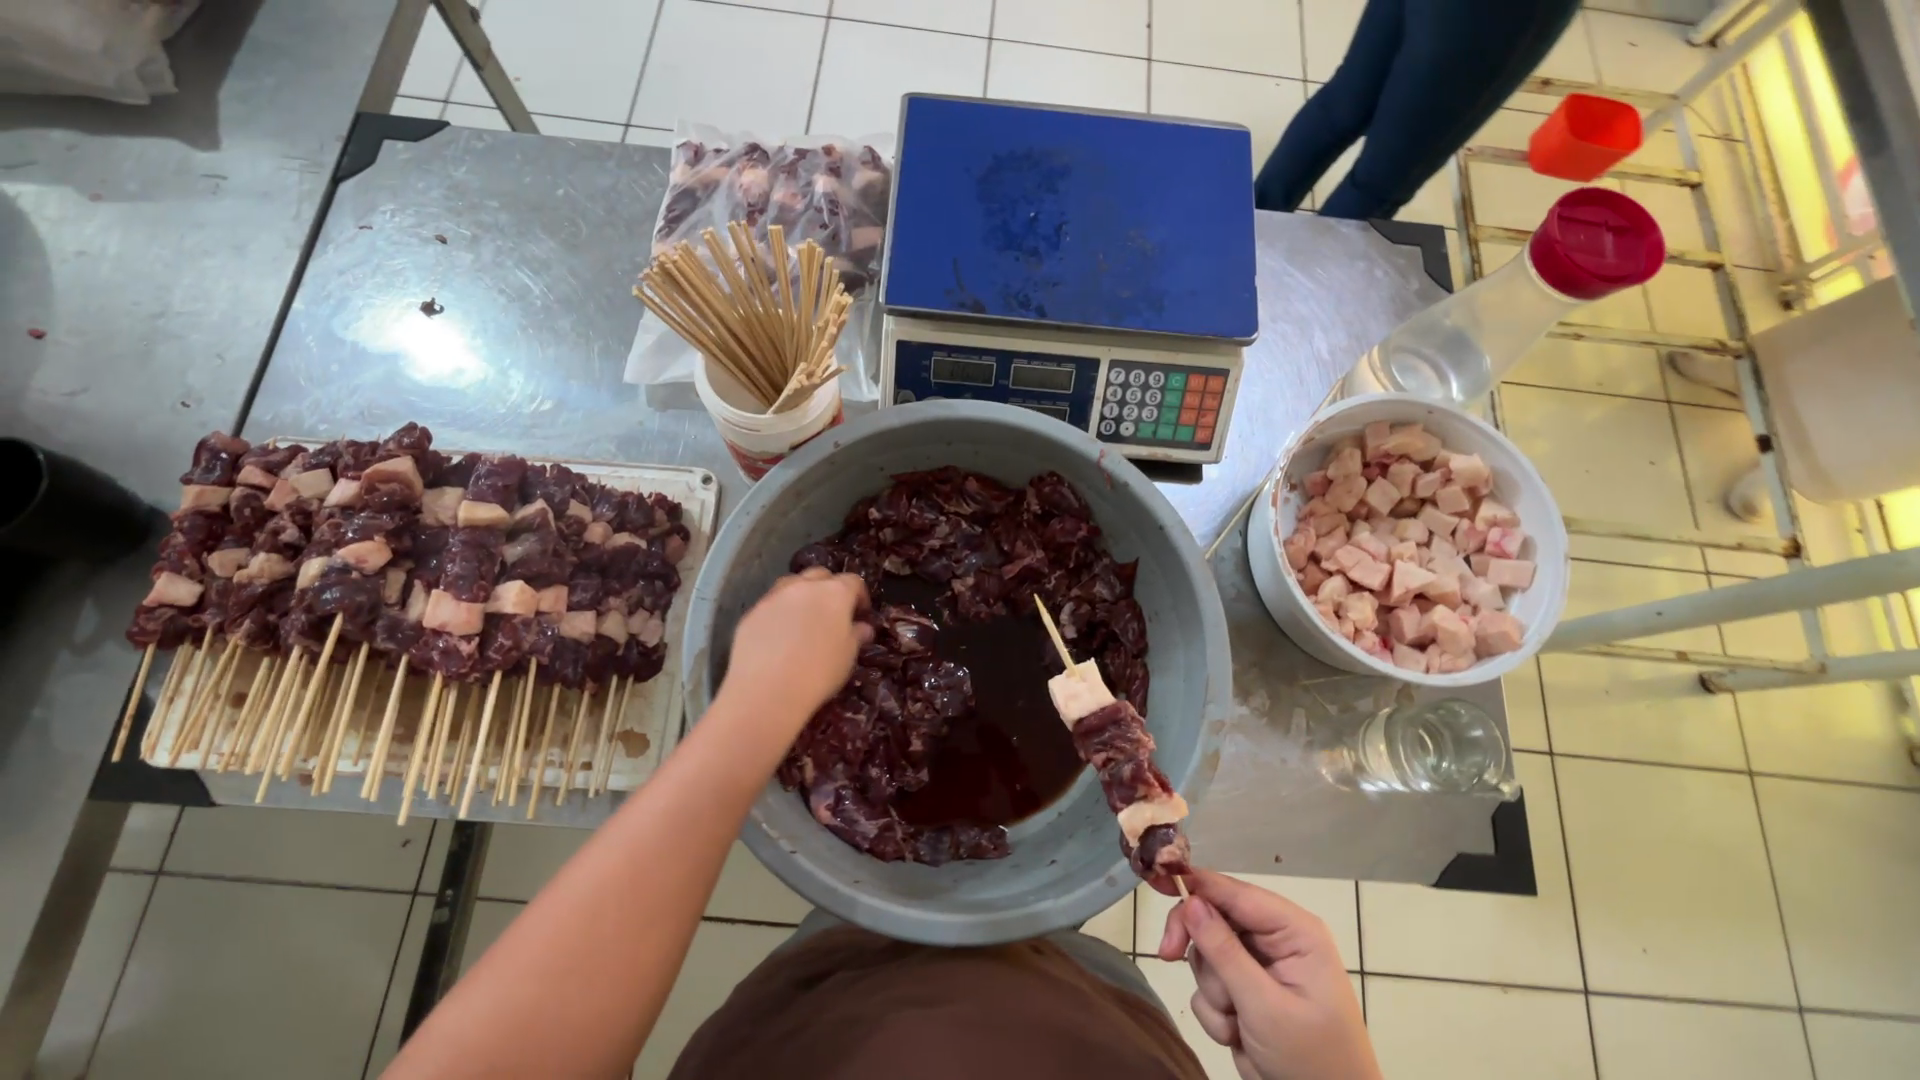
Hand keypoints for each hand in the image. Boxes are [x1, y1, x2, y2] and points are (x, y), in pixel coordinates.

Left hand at [719, 568, 871, 728]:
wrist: (767, 691)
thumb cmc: (818, 673)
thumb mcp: (847, 657)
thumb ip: (856, 636)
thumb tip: (862, 627)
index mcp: (834, 593)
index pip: (853, 582)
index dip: (860, 596)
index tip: (861, 613)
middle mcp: (804, 587)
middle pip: (821, 576)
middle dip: (830, 588)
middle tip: (832, 613)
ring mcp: (774, 597)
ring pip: (792, 584)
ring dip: (802, 595)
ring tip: (804, 619)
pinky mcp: (752, 612)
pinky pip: (771, 605)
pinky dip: (780, 612)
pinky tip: (779, 636)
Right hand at [1158, 871, 1379, 1079]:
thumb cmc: (1310, 1059)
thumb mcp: (1265, 1007)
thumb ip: (1225, 952)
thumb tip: (1191, 901)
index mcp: (1295, 931)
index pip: (1235, 892)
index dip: (1195, 883)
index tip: (1156, 880)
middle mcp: (1277, 940)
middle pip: (1214, 917)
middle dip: (1198, 947)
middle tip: (1166, 955)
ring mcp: (1260, 967)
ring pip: (1207, 954)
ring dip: (1212, 991)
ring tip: (1236, 1023)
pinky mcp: (1246, 993)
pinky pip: (1210, 985)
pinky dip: (1215, 1012)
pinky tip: (1237, 1035)